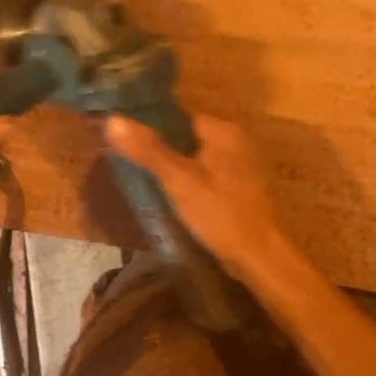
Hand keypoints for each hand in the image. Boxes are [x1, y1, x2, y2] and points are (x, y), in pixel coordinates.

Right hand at [102, 114, 285, 263]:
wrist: (263, 259)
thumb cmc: (222, 215)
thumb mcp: (179, 181)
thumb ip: (148, 150)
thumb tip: (112, 120)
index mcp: (223, 131)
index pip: (177, 116)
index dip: (149, 126)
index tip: (124, 140)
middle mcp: (236, 141)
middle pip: (186, 136)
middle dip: (160, 148)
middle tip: (129, 161)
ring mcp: (242, 165)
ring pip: (195, 157)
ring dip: (174, 166)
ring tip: (144, 178)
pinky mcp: (242, 188)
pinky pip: (206, 174)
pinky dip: (189, 180)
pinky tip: (172, 195)